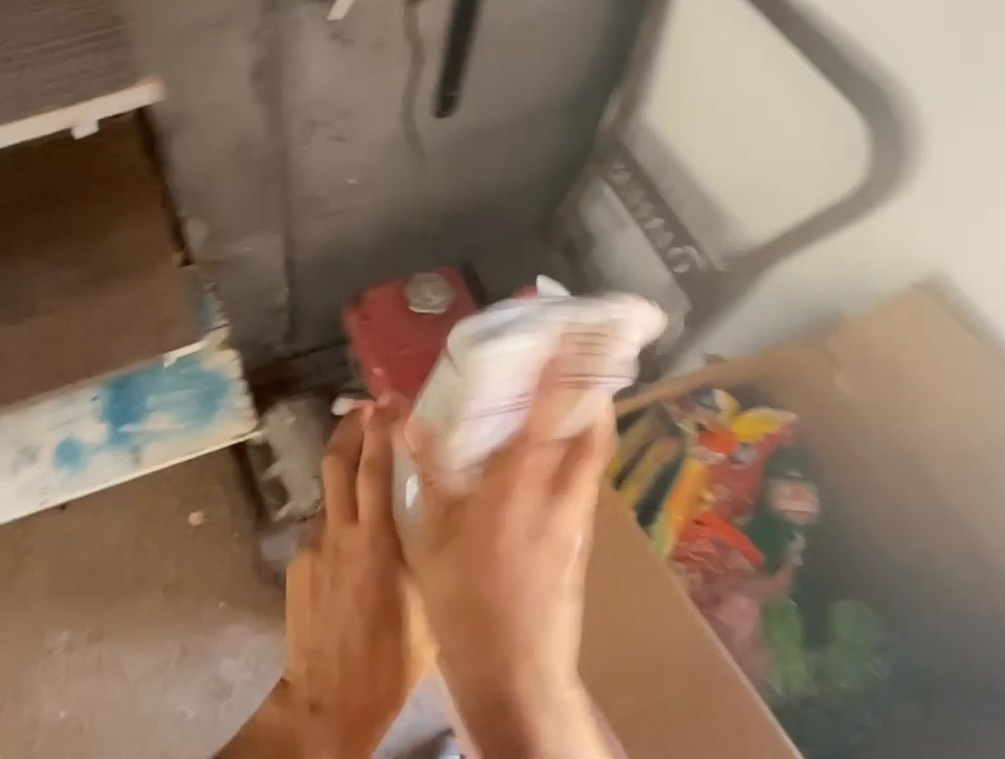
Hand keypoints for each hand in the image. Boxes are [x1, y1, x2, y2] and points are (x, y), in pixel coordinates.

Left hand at [221, 401, 433, 757]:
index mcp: (374, 544)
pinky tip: (352, 539)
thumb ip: (419, 555)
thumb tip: (426, 520)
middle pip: (335, 463)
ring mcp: (312, 547)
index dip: (379, 432)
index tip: (387, 404)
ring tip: (365, 472)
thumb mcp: (424, 606)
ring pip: (327, 495)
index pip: (373, 471)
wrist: (329, 699)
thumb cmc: (391, 661)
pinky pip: (321, 528)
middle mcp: (337, 534)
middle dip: (349, 429)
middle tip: (364, 408)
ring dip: (343, 475)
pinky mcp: (297, 564)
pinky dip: (337, 519)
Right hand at [400, 331, 621, 757]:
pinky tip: (551, 450)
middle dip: (590, 383)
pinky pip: (585, 475)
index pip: (551, 415)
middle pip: (592, 428)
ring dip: (589, 413)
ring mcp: (577, 519)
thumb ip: (430, 472)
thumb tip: (410, 423)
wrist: (516, 673)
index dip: (563, 370)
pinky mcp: (580, 539)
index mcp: (518, 487)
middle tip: (575, 351)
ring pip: (594, 452)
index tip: (565, 332)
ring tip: (569, 387)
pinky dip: (578, 446)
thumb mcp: (432, 533)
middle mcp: (559, 495)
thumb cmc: (465, 601)